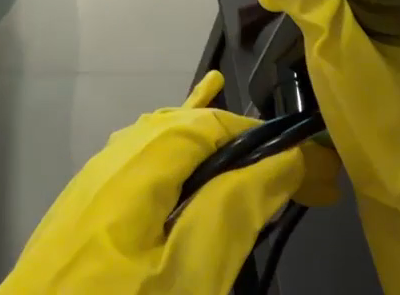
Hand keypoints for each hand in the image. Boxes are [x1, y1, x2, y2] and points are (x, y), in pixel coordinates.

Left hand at [0, 71, 338, 294]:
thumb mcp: (189, 273)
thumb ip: (232, 210)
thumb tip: (283, 160)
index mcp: (135, 166)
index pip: (209, 125)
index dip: (264, 138)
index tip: (315, 165)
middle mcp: (109, 161)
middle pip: (183, 128)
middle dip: (241, 142)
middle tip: (297, 169)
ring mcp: (91, 186)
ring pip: (158, 143)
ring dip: (209, 144)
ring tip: (250, 147)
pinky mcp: (84, 215)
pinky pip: (138, 166)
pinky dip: (174, 156)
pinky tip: (184, 164)